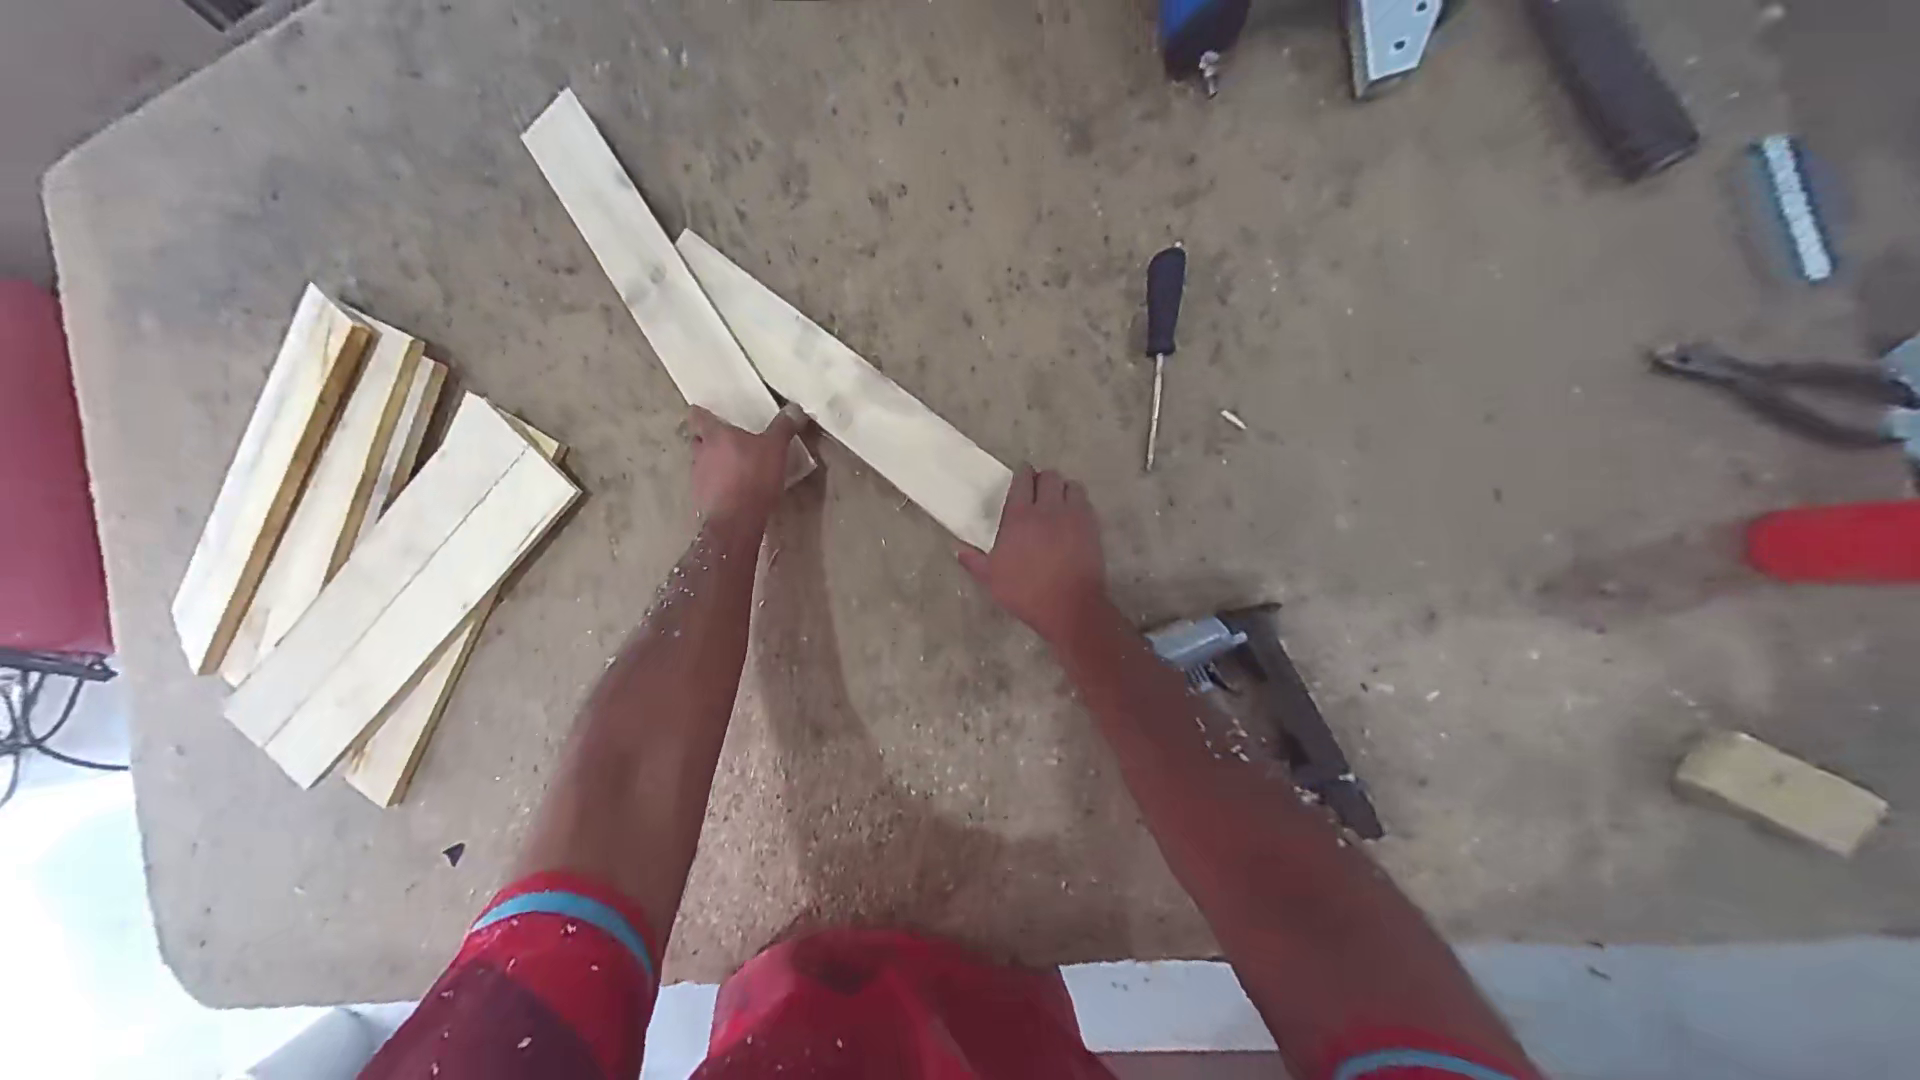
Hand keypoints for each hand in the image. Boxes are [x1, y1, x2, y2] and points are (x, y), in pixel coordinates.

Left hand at [688, 403, 804, 530]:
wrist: (737, 520)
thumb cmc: (754, 477)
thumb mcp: (775, 449)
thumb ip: (783, 428)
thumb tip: (794, 409)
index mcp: (715, 435)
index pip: (696, 416)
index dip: (701, 414)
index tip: (708, 414)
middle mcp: (700, 453)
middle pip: (698, 440)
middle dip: (708, 439)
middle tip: (726, 442)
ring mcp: (697, 477)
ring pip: (702, 463)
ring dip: (713, 463)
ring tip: (733, 468)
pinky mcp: (701, 499)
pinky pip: (707, 485)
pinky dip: (717, 485)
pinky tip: (733, 491)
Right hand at [958, 466, 1111, 644]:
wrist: (1069, 607)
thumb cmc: (1026, 593)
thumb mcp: (992, 579)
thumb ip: (975, 561)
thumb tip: (958, 551)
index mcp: (1018, 517)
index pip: (1022, 480)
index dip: (1022, 473)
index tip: (1021, 475)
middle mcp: (1047, 509)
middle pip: (1049, 476)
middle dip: (1043, 479)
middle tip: (1038, 490)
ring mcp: (1073, 516)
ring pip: (1071, 485)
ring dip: (1064, 488)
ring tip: (1058, 500)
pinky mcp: (1092, 527)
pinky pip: (1086, 502)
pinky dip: (1079, 503)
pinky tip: (1073, 516)